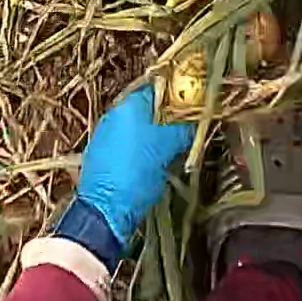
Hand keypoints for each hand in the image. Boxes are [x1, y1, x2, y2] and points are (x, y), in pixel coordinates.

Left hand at [75, 87, 195, 245]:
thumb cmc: (138, 172)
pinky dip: (140, 148)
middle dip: (168, 116)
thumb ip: (186, 127)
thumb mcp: (170, 147)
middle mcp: (115, 114)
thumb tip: (202, 117)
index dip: (179, 94)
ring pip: (138, 126)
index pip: (160, 87)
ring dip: (154, 134)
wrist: (103, 214)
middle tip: (187, 127)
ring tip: (172, 147)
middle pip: (149, 106)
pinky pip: (126, 143)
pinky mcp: (99, 156)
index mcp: (130, 104)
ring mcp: (104, 135)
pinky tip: (151, 162)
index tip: (194, 105)